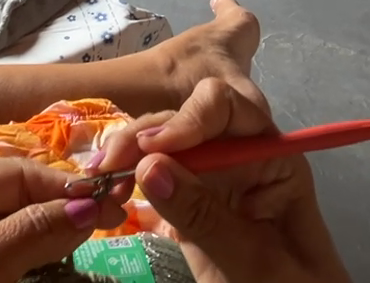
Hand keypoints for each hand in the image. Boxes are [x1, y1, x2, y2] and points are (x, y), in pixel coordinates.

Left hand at [0, 157, 128, 282]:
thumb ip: (32, 232)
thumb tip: (88, 205)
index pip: (21, 174)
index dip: (66, 187)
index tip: (114, 200)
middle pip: (30, 204)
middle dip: (68, 216)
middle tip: (117, 221)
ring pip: (33, 238)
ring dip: (63, 245)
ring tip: (98, 247)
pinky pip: (25, 266)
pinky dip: (48, 270)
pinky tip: (67, 270)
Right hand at [91, 79, 351, 282]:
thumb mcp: (254, 261)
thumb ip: (204, 215)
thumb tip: (146, 166)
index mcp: (269, 156)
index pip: (226, 107)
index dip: (187, 117)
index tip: (154, 146)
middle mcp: (236, 155)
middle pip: (183, 118)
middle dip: (145, 133)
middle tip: (109, 160)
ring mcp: (208, 178)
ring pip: (161, 143)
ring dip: (129, 151)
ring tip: (99, 171)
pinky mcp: (185, 201)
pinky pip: (152, 174)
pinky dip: (126, 174)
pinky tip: (106, 182)